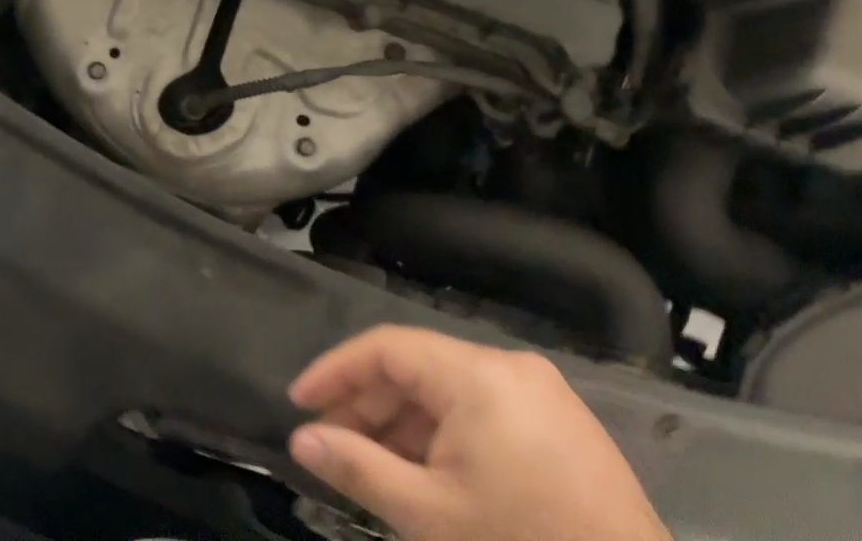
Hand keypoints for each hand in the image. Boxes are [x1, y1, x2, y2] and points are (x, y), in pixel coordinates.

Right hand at [286, 326, 669, 540]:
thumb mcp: (428, 514)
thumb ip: (357, 468)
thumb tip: (301, 440)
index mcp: (478, 375)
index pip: (386, 347)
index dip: (335, 370)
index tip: (298, 403)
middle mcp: (511, 368)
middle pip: (417, 368)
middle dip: (367, 405)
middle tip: (329, 443)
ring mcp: (543, 394)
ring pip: (449, 392)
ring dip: (403, 424)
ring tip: (371, 467)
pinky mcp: (563, 425)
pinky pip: (482, 411)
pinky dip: (443, 435)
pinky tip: (424, 475)